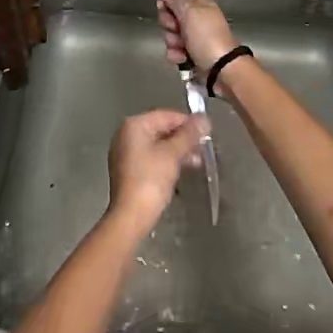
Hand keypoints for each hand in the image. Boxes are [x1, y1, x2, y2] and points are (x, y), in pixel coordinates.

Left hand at [106, 109, 207, 228]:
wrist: (131, 217)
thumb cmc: (151, 179)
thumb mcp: (173, 154)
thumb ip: (189, 135)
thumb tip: (204, 118)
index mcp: (134, 125)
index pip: (165, 115)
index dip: (187, 122)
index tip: (206, 132)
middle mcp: (126, 135)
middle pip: (161, 129)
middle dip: (183, 138)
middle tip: (204, 147)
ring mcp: (126, 153)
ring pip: (157, 145)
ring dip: (178, 151)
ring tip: (198, 161)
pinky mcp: (128, 170)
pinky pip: (151, 158)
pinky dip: (167, 160)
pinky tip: (183, 169)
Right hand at [155, 0, 238, 72]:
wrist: (221, 69)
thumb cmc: (206, 36)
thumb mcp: (189, 11)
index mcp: (198, 1)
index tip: (163, 5)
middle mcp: (195, 16)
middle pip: (169, 14)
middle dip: (168, 23)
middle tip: (176, 27)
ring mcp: (192, 35)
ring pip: (169, 33)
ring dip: (172, 41)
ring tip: (183, 46)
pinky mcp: (189, 52)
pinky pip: (173, 49)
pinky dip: (176, 54)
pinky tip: (183, 57)